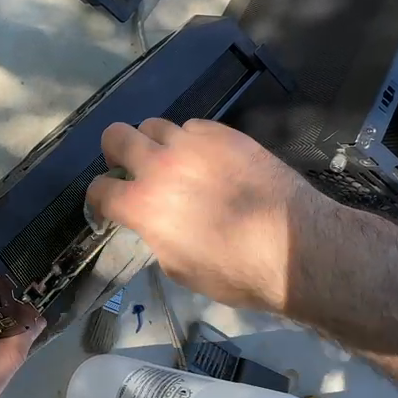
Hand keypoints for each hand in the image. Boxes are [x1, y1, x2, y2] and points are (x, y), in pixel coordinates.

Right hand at [86, 118, 331, 315]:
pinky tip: (206, 160)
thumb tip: (154, 221)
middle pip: (115, 136)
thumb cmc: (236, 272)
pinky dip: (190, 141)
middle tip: (131, 169)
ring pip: (153, 125)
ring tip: (173, 162)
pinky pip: (192, 126)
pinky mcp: (224, 134)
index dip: (99, 200)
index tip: (109, 208)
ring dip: (154, 144)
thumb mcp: (177, 267)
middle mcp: (159, 166)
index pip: (99, 189)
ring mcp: (192, 145)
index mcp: (142, 205)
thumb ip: (154, 234)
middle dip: (115, 154)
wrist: (297, 249)